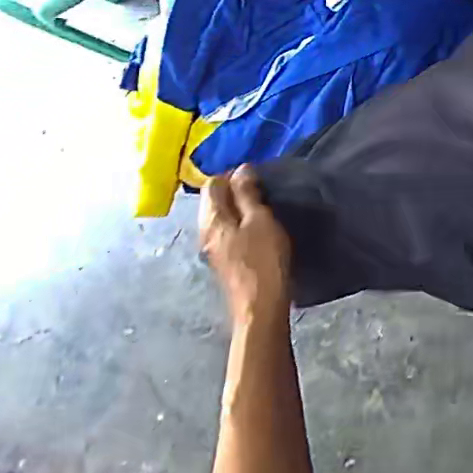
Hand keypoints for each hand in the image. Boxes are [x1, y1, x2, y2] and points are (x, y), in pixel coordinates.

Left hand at [199, 165, 291, 323]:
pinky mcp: (224, 255)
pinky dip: (241, 217)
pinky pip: (228, 226)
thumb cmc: (264, 258)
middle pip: (214, 199)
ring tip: (266, 200)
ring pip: (222, 213)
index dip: (233, 174)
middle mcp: (205, 230)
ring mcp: (213, 245)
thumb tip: (241, 169)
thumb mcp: (261, 220)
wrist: (260, 303)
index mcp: (212, 219)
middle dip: (235, 187)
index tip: (259, 173)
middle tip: (265, 185)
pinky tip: (259, 221)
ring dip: (240, 203)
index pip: (212, 184)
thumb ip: (249, 195)